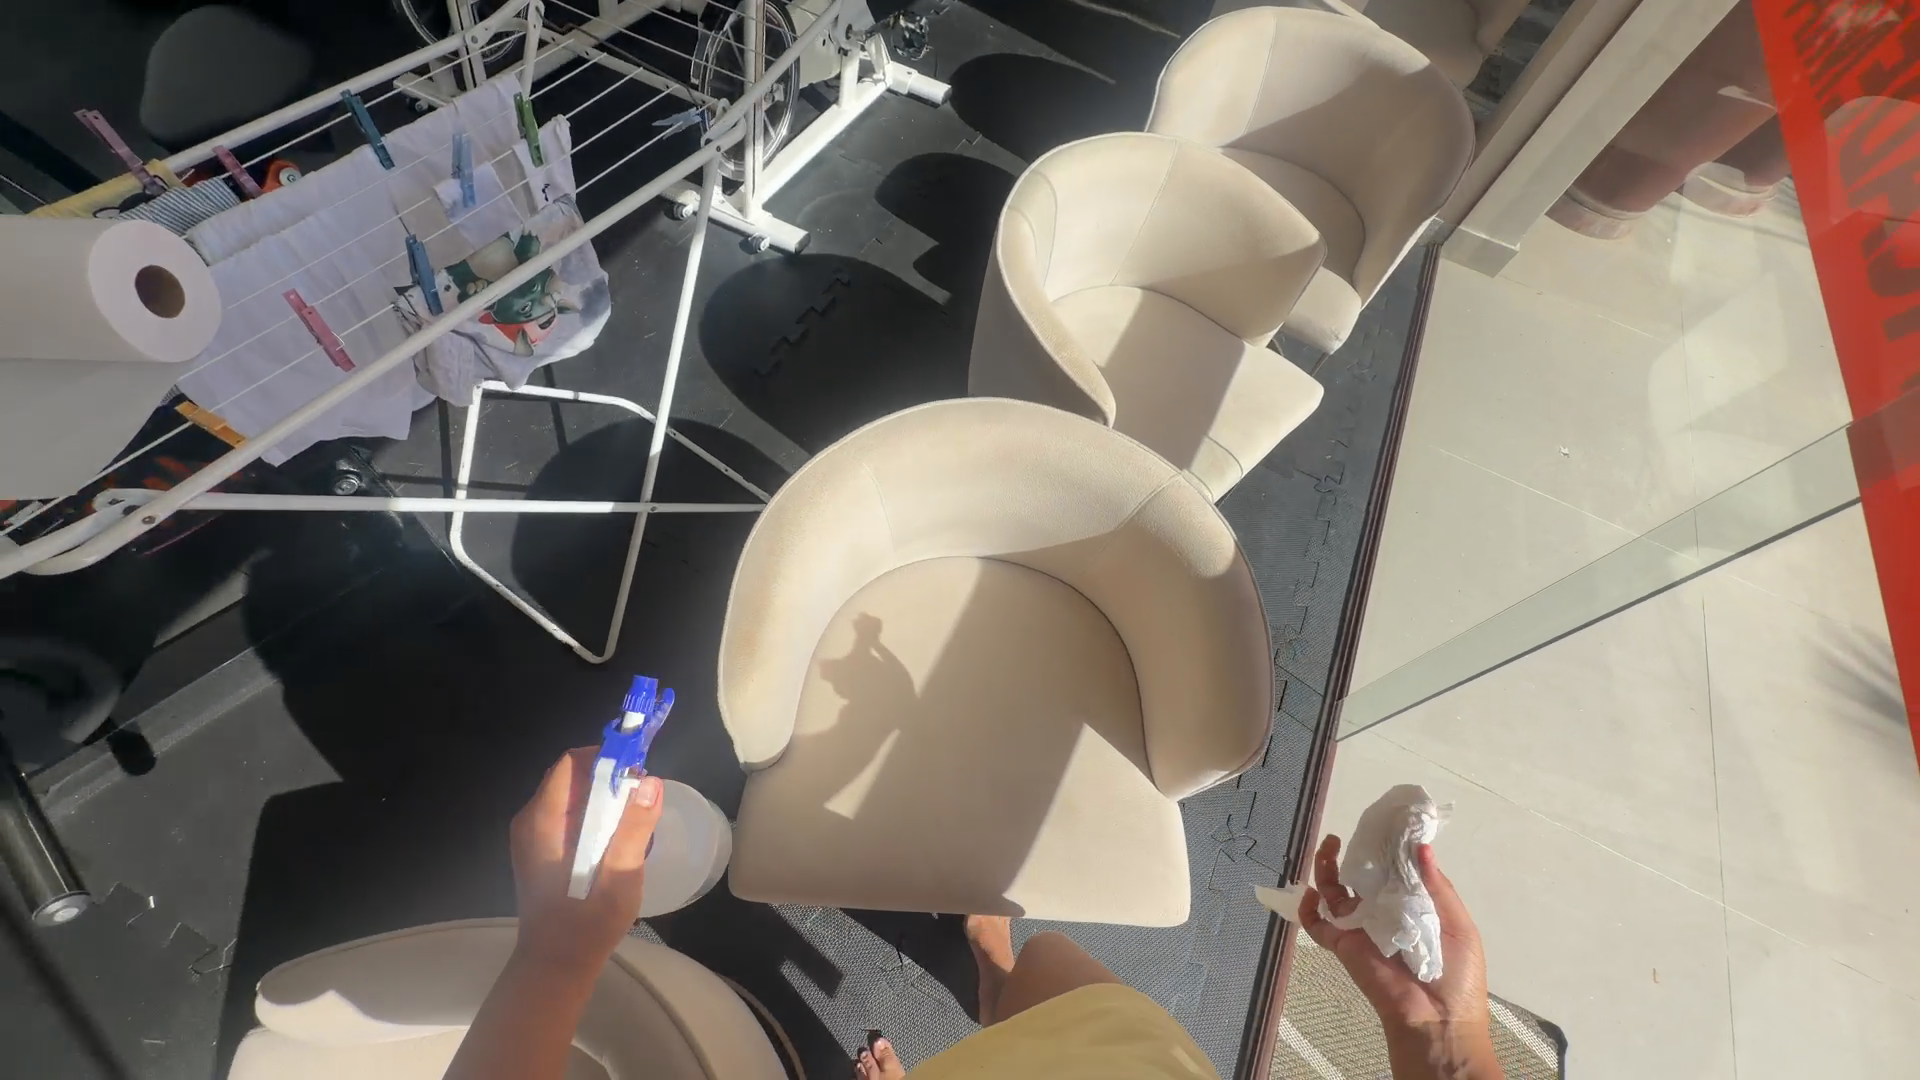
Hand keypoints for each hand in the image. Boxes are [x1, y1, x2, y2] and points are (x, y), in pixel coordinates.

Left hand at [509, 747, 664, 975]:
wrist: (556, 967)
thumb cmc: (586, 922)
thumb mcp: (619, 875)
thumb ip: (634, 827)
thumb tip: (651, 781)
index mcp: (543, 821)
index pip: (572, 762)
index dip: (607, 754)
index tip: (637, 767)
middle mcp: (532, 820)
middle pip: (574, 773)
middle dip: (610, 773)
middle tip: (641, 794)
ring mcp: (534, 835)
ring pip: (574, 792)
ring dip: (606, 793)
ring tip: (633, 816)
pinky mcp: (542, 848)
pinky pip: (571, 810)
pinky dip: (596, 810)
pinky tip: (616, 835)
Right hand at [1300, 836, 1501, 1078]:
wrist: (1437, 1021)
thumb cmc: (1456, 977)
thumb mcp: (1458, 927)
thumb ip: (1437, 887)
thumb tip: (1420, 845)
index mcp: (1411, 907)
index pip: (1392, 871)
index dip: (1384, 849)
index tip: (1380, 826)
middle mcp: (1381, 912)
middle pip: (1358, 876)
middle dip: (1352, 854)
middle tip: (1348, 835)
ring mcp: (1358, 927)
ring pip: (1332, 892)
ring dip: (1326, 868)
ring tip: (1328, 847)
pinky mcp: (1341, 943)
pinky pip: (1315, 922)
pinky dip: (1306, 906)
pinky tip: (1309, 891)